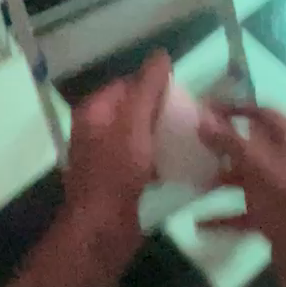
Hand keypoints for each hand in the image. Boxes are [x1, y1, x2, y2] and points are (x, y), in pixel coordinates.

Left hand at [60, 51, 170, 268]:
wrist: (102, 232)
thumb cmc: (116, 173)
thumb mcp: (134, 124)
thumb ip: (147, 89)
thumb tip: (161, 54)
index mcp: (94, 112)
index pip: (126, 84)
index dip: (152, 85)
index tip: (181, 93)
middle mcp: (96, 130)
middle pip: (134, 109)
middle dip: (161, 111)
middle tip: (190, 116)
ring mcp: (106, 158)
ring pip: (139, 136)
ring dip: (162, 135)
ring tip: (190, 137)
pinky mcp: (118, 181)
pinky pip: (142, 160)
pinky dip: (159, 159)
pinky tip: (180, 164)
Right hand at [198, 102, 285, 286]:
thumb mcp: (262, 170)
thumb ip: (232, 144)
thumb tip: (203, 117)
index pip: (264, 114)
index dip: (237, 107)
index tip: (204, 107)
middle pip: (254, 146)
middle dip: (224, 145)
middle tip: (191, 143)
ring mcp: (284, 197)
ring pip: (248, 180)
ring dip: (221, 179)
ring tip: (190, 179)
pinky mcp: (277, 225)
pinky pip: (245, 214)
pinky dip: (223, 217)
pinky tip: (198, 224)